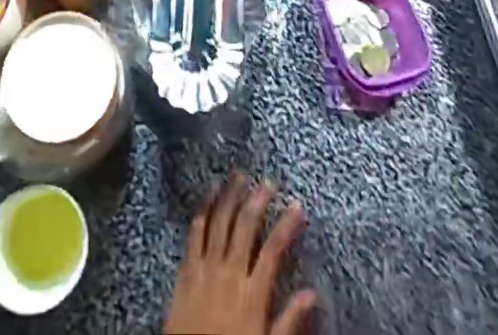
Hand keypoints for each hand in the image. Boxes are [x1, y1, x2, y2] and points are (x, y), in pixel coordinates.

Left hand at [164, 173, 316, 334]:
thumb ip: (289, 320)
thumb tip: (312, 293)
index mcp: (252, 293)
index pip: (273, 250)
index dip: (286, 225)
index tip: (297, 206)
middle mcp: (229, 273)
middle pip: (244, 227)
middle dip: (257, 201)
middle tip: (268, 182)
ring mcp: (205, 267)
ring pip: (218, 222)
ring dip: (229, 196)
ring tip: (239, 177)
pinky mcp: (186, 267)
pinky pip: (194, 232)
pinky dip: (203, 210)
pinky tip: (209, 195)